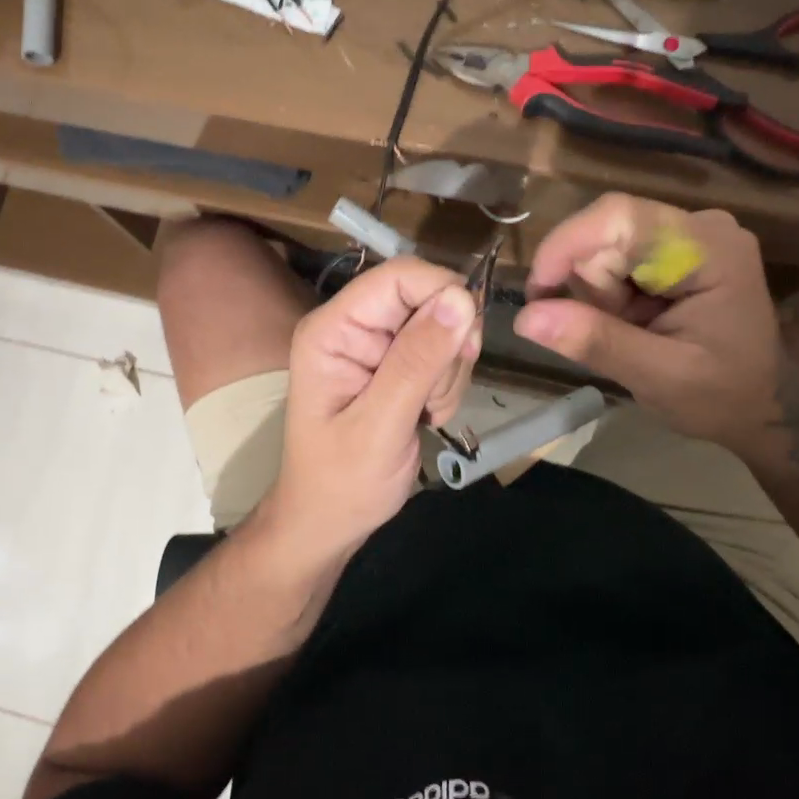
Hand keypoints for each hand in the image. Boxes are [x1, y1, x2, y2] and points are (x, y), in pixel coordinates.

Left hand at [260, 256, 479, 552]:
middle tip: (433, 398)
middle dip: (446, 347)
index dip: (443, 294)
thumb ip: (418, 361)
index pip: (398, 277)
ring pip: (442, 328)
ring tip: (422, 415)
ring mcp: (375, 346)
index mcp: (333, 330)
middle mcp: (353, 327)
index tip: (468, 343)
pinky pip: (443, 354)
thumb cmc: (342, 481)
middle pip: (427, 298)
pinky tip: (425, 416)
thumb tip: (462, 298)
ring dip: (447, 373)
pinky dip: (446, 386)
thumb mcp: (380, 425)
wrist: (330, 521)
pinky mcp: (395, 365)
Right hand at [512, 194, 780, 447]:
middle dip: (591, 287)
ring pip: (602, 246)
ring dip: (598, 294)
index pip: (619, 217)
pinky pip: (613, 257)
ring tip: (630, 333)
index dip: (566, 246)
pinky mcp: (673, 248)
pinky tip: (632, 321)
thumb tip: (526, 318)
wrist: (761, 406)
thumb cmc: (721, 396)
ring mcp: (686, 234)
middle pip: (605, 233)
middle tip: (616, 336)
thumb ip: (597, 342)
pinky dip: (608, 294)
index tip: (537, 295)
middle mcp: (697, 225)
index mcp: (709, 248)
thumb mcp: (658, 378)